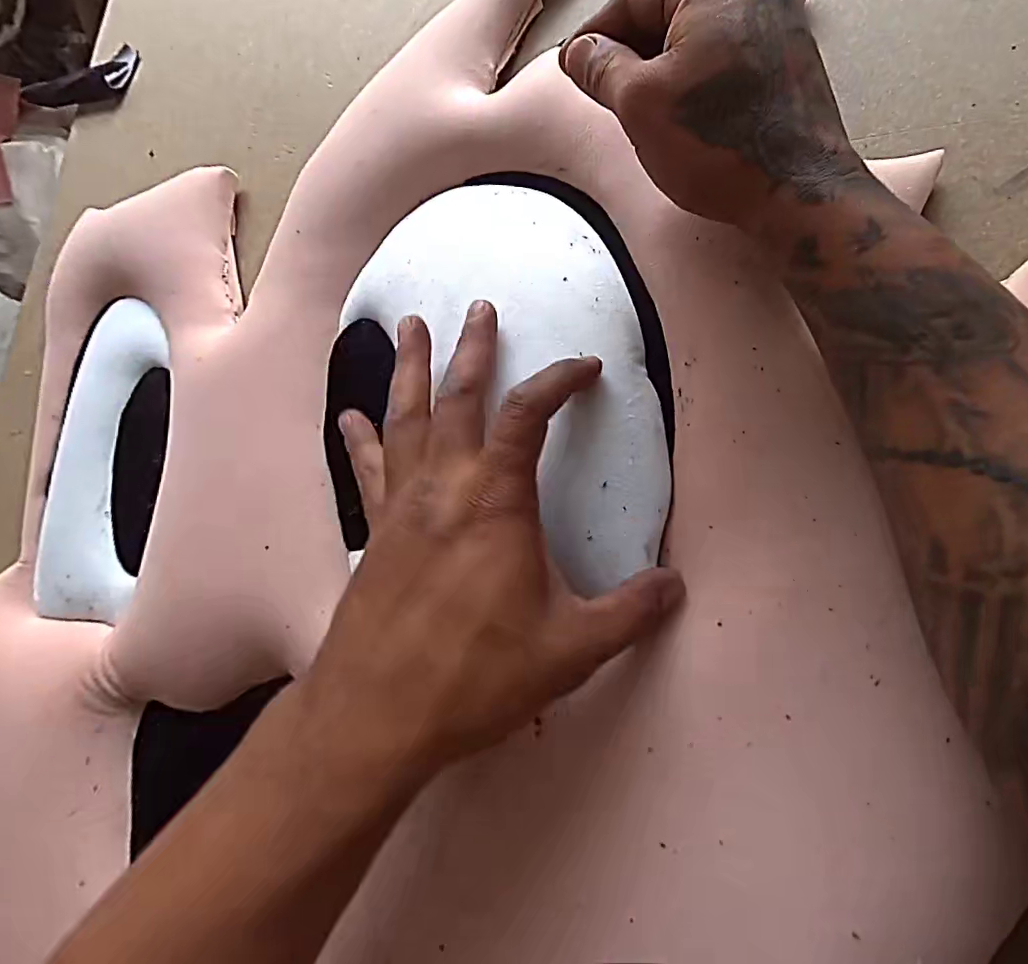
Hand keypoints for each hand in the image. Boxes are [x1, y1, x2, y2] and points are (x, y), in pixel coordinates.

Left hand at [311, 300, 685, 775]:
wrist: (373, 718)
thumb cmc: (474, 679)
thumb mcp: (570, 650)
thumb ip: (629, 613)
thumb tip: (676, 587)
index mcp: (495, 502)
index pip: (529, 415)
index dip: (559, 381)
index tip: (584, 368)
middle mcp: (444, 488)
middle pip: (457, 398)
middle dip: (472, 349)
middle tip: (478, 308)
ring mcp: (401, 507)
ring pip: (405, 419)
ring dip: (411, 370)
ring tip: (411, 328)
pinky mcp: (375, 533)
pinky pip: (368, 468)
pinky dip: (362, 436)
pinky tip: (351, 416)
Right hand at [560, 0, 873, 232]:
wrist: (795, 196)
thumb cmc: (733, 152)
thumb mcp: (639, 105)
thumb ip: (600, 69)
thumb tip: (582, 54)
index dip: (595, 38)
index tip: (578, 63)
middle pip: (666, 18)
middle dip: (632, 61)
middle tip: (609, 96)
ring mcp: (778, 27)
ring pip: (695, 44)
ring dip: (665, 78)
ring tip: (653, 120)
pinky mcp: (787, 64)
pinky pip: (724, 64)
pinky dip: (697, 88)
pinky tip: (688, 123)